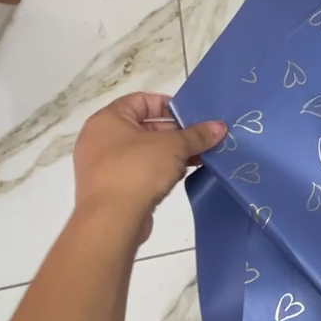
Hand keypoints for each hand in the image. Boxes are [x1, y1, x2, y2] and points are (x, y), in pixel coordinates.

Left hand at [72, 93, 225, 239]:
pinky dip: (159, 169)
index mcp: (107, 120)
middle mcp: (100, 139)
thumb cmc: (138, 169)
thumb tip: (220, 126)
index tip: (192, 117)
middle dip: (176, 132)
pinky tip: (182, 174)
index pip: (142, 100)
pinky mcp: (110, 188)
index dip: (169, 105)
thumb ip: (197, 134)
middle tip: (201, 137)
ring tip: (198, 156)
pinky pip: (138, 170)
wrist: (111, 220)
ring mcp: (102, 165)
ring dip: (171, 152)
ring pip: (143, 150)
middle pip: (144, 126)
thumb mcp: (174, 146)